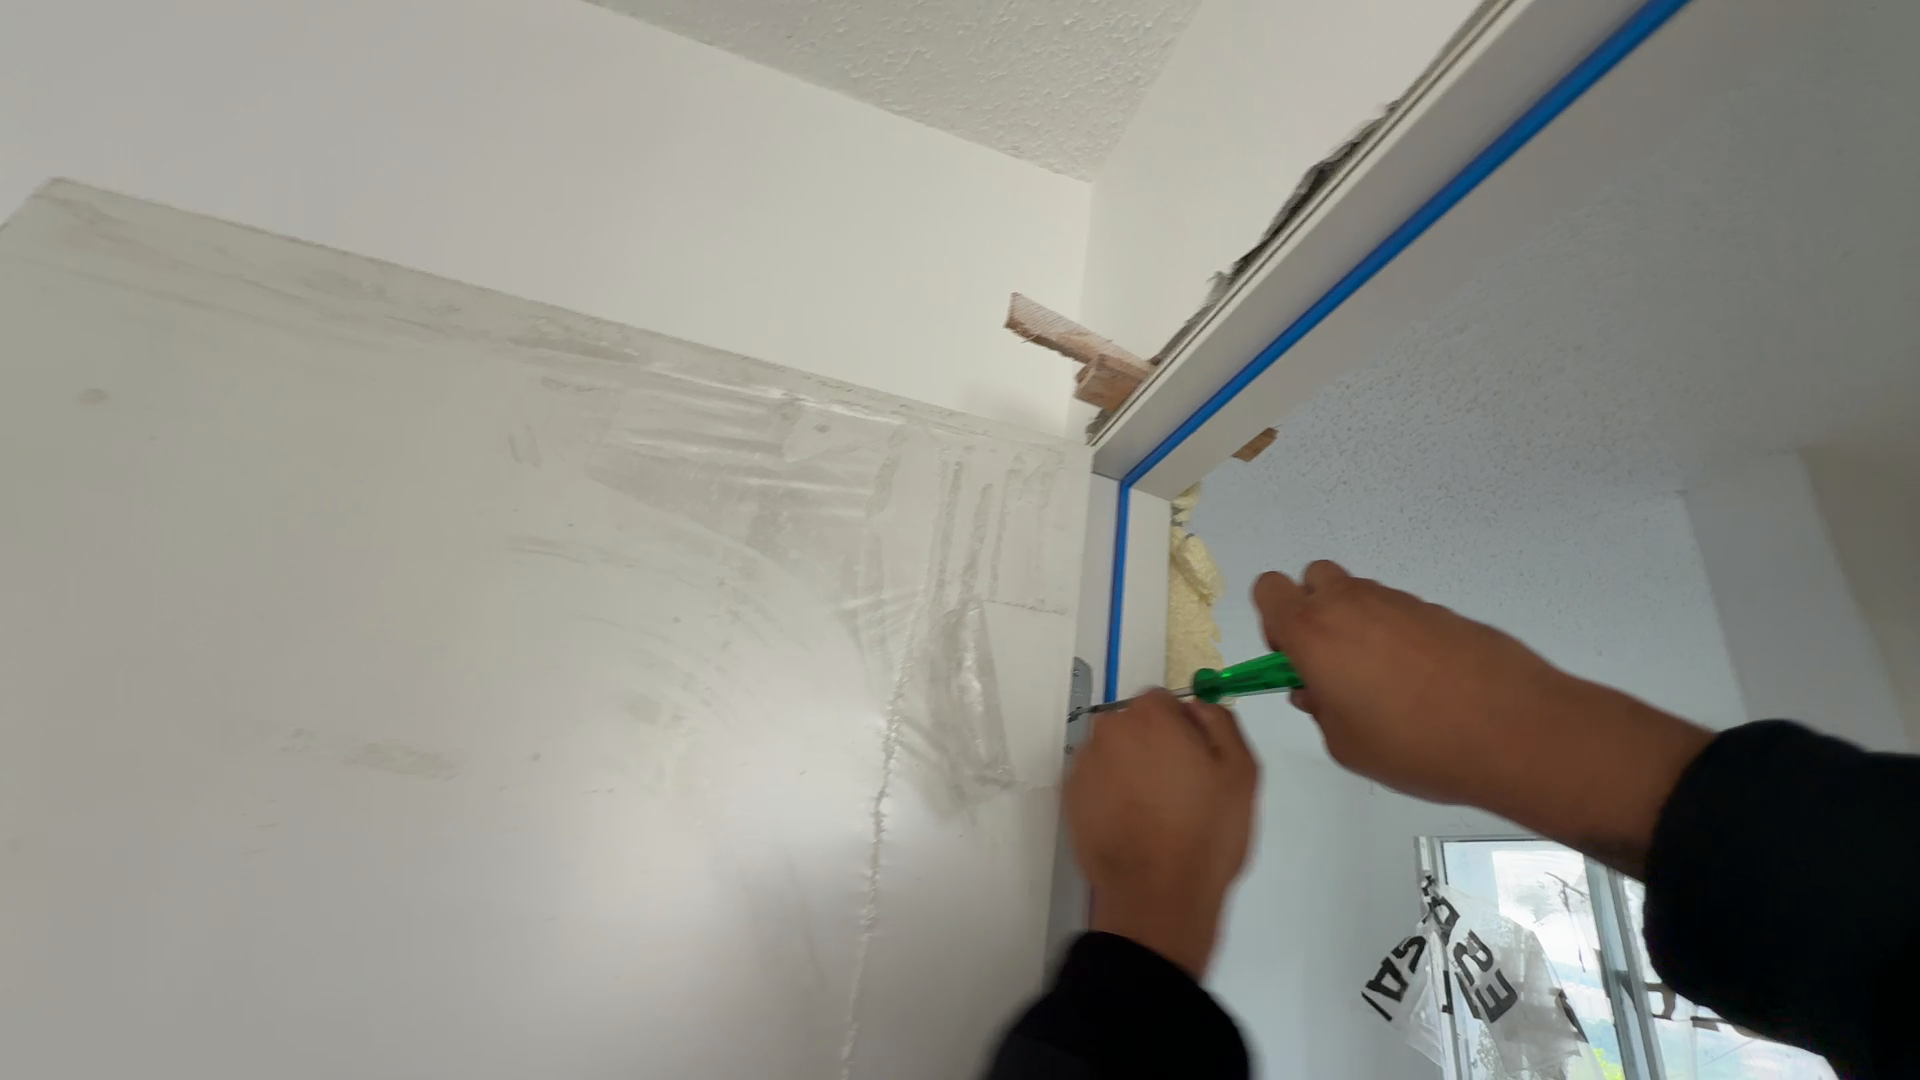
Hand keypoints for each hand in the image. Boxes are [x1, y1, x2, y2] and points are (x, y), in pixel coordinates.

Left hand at [1066, 690, 1258, 977]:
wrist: (1156, 897)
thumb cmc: (1205, 832)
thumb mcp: (1240, 771)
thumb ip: (1219, 723)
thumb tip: (1195, 707)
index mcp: (1149, 716)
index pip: (1163, 703)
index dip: (1182, 729)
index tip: (1195, 762)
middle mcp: (1108, 729)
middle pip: (1134, 725)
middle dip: (1154, 747)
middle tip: (1178, 790)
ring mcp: (1084, 763)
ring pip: (1114, 753)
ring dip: (1130, 769)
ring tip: (1154, 814)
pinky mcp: (1070, 795)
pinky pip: (1096, 781)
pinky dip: (1110, 794)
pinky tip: (1131, 825)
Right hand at [1253, 561, 1710, 875]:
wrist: (1519, 733)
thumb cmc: (1413, 745)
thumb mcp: (1345, 744)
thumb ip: (1320, 710)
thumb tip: (1320, 691)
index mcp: (1312, 632)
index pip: (1268, 589)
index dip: (1273, 619)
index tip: (1293, 655)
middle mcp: (1351, 604)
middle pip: (1313, 578)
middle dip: (1314, 609)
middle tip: (1333, 657)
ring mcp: (1402, 603)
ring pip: (1361, 596)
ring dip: (1358, 623)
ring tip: (1388, 679)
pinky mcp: (1444, 613)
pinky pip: (1404, 613)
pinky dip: (1402, 636)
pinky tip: (1428, 683)